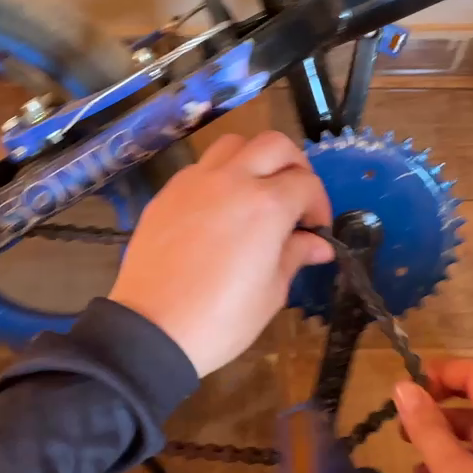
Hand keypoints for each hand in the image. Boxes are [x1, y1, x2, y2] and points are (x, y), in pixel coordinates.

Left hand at [109, 132, 334, 375]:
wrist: (153, 329)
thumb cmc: (222, 318)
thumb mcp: (271, 292)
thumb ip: (295, 255)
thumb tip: (318, 244)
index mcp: (266, 205)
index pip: (306, 184)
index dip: (319, 205)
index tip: (315, 229)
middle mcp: (232, 180)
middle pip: (274, 144)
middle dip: (294, 165)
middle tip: (295, 196)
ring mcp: (195, 181)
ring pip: (234, 143)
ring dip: (254, 158)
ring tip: (257, 190)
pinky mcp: (169, 192)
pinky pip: (202, 166)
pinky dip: (220, 174)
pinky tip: (220, 206)